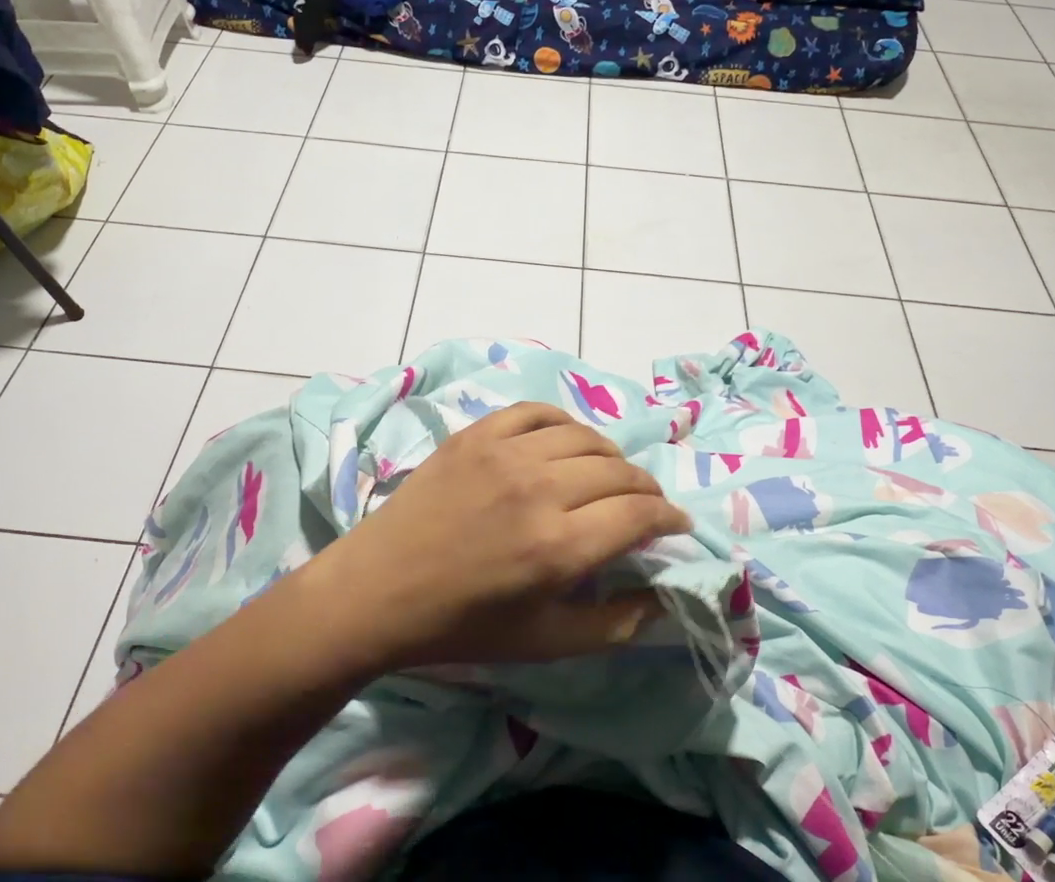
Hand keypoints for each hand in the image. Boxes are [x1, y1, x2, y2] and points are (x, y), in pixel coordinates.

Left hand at [296, 403, 689, 671]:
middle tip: (645, 506)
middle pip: (619, 470)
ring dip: (610, 456)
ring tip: (609, 476)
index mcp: (559, 547)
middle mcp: (539, 489)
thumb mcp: (545, 643)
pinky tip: (564, 443)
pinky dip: (562, 424)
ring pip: (585, 436)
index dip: (669, 517)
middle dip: (646, 489)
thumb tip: (665, 599)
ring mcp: (504, 454)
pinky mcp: (474, 436)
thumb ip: (614, 624)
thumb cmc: (462, 626)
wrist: (378, 591)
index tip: (676, 525)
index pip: (640, 513)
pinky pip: (536, 411)